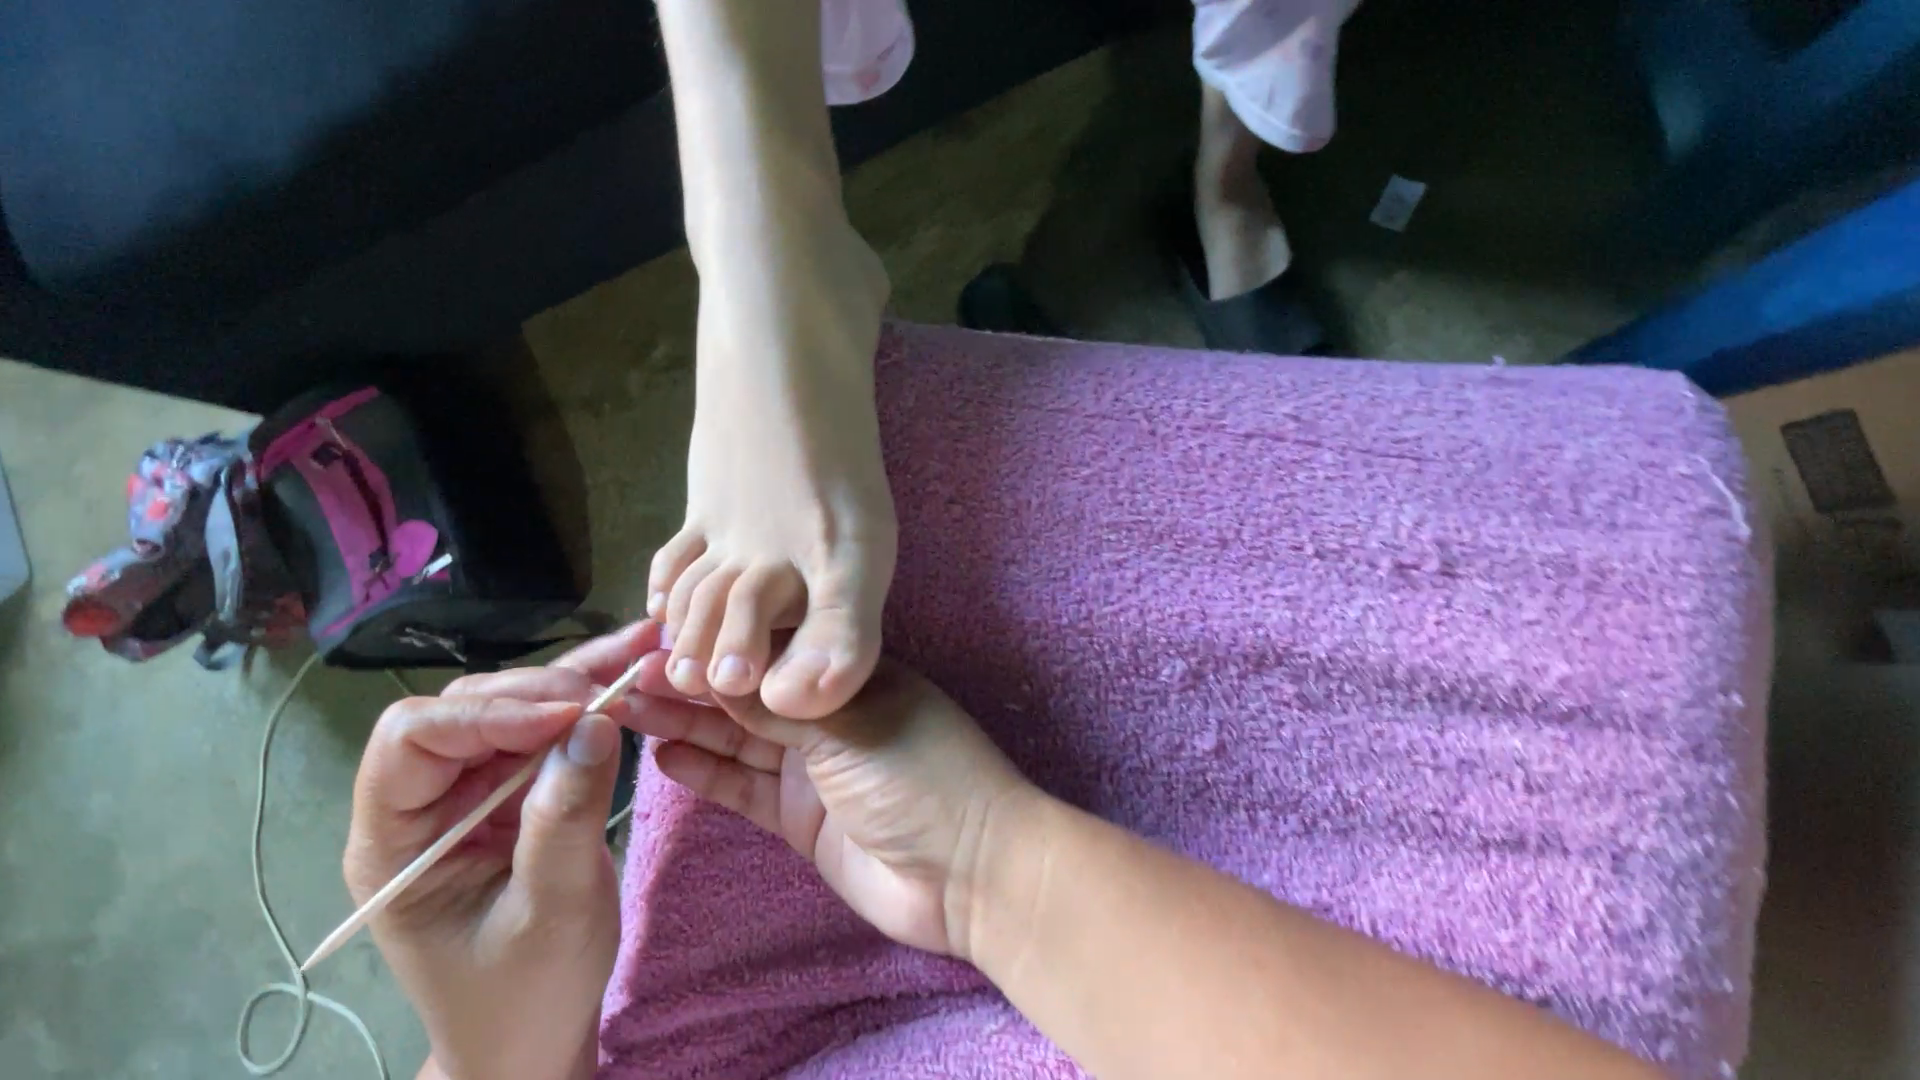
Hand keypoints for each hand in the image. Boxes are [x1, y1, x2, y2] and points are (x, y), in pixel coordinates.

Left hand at [343, 622, 657, 1079]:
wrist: (534, 1039)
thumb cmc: (526, 993)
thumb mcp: (552, 911)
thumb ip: (564, 818)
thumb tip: (595, 723)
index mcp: (394, 841)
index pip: (414, 740)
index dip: (489, 715)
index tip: (572, 716)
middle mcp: (426, 803)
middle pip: (467, 711)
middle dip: (541, 693)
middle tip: (617, 692)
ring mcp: (473, 794)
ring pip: (515, 708)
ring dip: (577, 680)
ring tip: (640, 654)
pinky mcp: (517, 792)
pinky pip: (551, 731)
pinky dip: (592, 700)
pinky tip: (631, 666)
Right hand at [626, 659, 1035, 958]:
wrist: (969, 873)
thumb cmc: (924, 775)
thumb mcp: (849, 725)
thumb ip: (778, 703)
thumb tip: (715, 666)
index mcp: (848, 676)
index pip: (771, 649)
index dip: (718, 642)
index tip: (660, 634)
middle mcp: (827, 715)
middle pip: (747, 695)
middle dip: (691, 683)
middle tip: (625, 674)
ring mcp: (814, 768)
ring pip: (738, 740)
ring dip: (687, 725)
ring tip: (627, 709)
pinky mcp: (802, 818)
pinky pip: (745, 789)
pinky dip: (707, 773)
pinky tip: (663, 757)